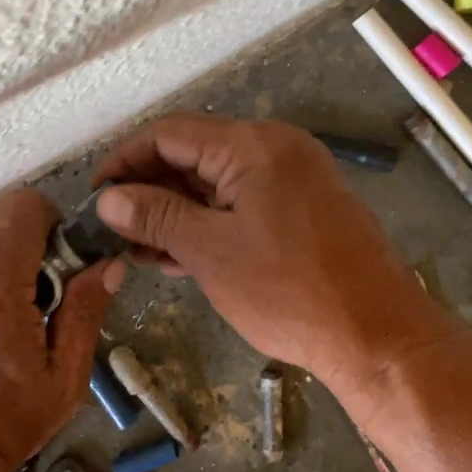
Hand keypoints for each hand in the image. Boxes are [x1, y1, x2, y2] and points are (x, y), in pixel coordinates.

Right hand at [94, 114, 454, 404]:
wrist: (377, 336)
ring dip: (174, 211)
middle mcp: (275, 149)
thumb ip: (156, 216)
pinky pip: (240, 204)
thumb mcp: (209, 251)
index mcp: (253, 146)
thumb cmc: (288, 291)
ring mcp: (293, 180)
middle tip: (112, 227)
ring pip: (215, 183)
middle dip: (148, 189)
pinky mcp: (302, 210)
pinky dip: (206, 224)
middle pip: (193, 155)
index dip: (124, 161)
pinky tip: (175, 254)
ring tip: (136, 247)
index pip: (169, 134)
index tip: (94, 195)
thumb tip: (108, 199)